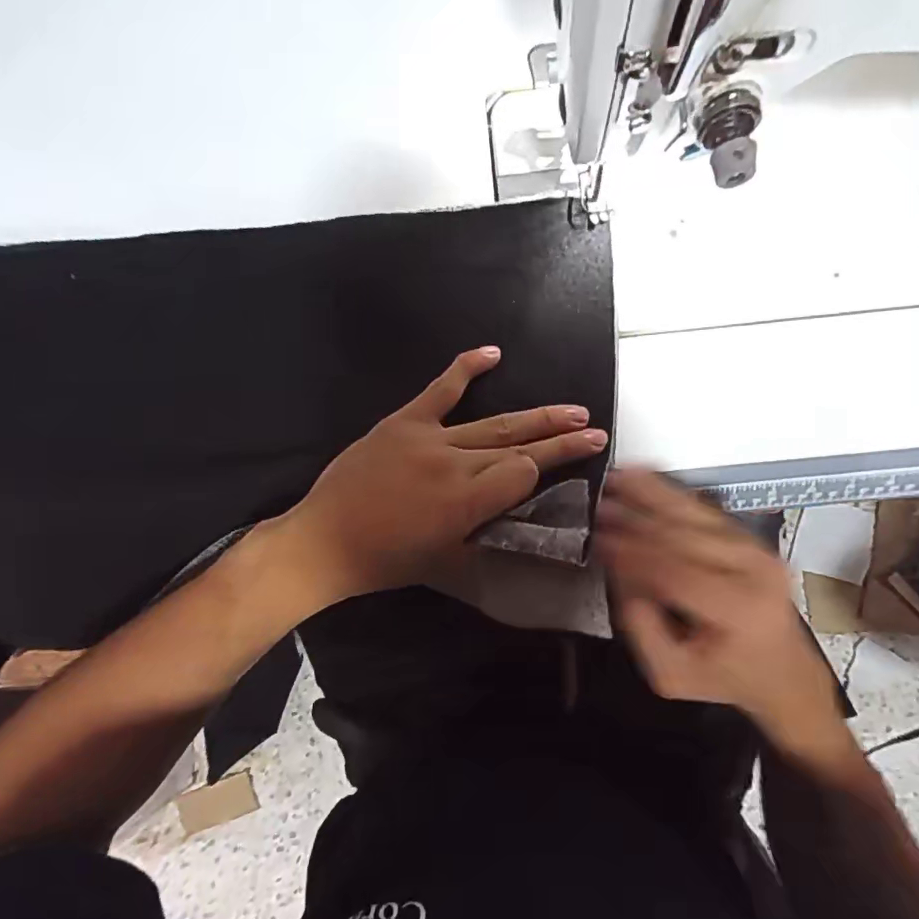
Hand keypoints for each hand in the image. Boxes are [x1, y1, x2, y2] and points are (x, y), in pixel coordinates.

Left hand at [265, 346, 606, 601]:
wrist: (323, 542)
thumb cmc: (386, 562)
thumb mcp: (448, 565)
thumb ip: (489, 541)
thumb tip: (522, 526)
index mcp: (466, 502)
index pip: (522, 473)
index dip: (544, 471)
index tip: (558, 473)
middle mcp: (454, 464)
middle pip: (519, 445)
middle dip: (561, 438)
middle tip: (594, 430)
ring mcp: (429, 439)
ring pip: (494, 424)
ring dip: (537, 417)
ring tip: (572, 410)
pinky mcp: (403, 423)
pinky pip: (439, 391)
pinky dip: (464, 369)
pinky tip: (492, 353)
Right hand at [596, 470, 851, 760]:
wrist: (784, 672)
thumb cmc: (728, 677)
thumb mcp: (674, 675)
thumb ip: (642, 630)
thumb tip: (621, 576)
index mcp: (739, 610)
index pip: (677, 573)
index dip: (635, 555)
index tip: (602, 541)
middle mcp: (754, 571)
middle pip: (687, 534)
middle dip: (638, 519)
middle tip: (601, 505)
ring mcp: (758, 550)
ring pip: (697, 513)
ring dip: (654, 493)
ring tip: (619, 476)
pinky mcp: (753, 539)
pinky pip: (707, 511)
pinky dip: (673, 494)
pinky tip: (647, 479)